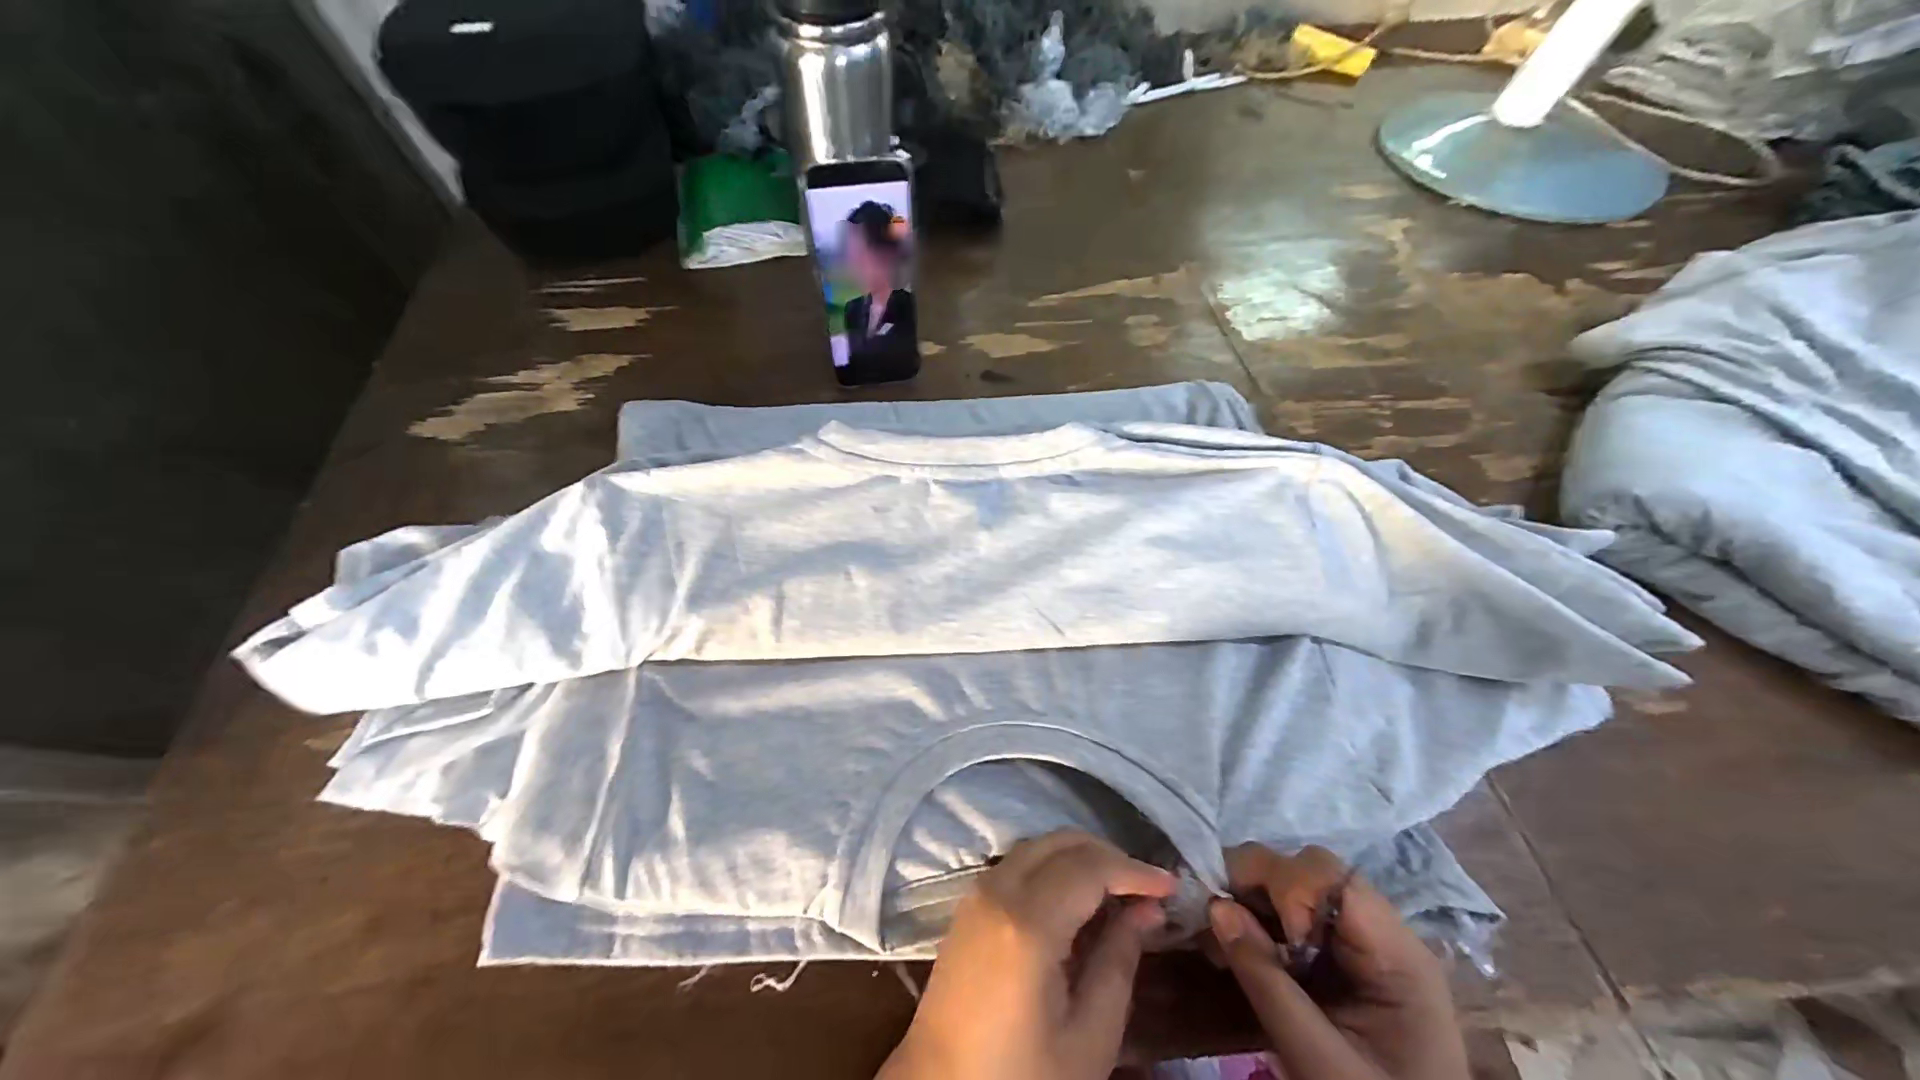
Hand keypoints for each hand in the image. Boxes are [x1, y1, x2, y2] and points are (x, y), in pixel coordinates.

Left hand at [877, 830, 1176, 1079]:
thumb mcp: (1088, 1035)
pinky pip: (1018, 863)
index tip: (1171, 886)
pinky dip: (1053, 865)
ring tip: (1119, 890)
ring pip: (1038, 846)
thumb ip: (1119, 960)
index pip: (1090, 867)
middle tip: (1146, 887)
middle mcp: (997, 891)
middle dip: (1109, 855)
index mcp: (1028, 923)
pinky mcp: (967, 905)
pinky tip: (1077, 897)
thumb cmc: (1023, 1076)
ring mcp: (976, 894)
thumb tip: (1149, 910)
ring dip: (1080, 857)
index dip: (1134, 870)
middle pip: (1061, 843)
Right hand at [1208, 844, 1467, 1079]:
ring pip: (1298, 884)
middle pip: (1312, 869)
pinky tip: (1246, 949)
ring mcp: (1365, 945)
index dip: (1284, 886)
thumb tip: (1215, 906)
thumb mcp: (1318, 1061)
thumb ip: (1267, 982)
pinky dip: (1263, 918)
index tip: (1256, 928)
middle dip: (1258, 884)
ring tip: (1229, 940)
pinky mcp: (1346, 959)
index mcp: (1397, 954)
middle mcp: (1384, 934)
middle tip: (1223, 922)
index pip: (1332, 876)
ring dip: (1255, 900)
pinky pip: (1298, 913)